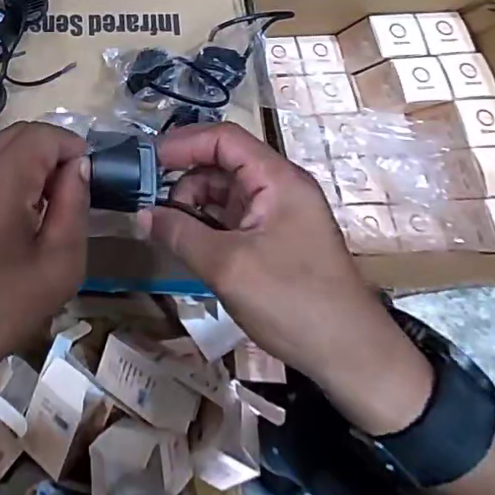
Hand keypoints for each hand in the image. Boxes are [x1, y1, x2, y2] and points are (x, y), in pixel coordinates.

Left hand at [0, 121, 89, 378]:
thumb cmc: (4, 306)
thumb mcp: (60, 262)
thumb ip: (74, 203)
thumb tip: (77, 165)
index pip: (41, 135)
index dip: (70, 147)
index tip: (85, 177)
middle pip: (16, 134)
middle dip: (48, 150)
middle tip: (65, 190)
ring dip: (22, 160)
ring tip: (37, 201)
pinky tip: (4, 211)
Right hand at [144, 122, 432, 433]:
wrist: (352, 356)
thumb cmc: (293, 302)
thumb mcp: (227, 267)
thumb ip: (180, 234)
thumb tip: (142, 215)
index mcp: (278, 179)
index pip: (224, 138)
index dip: (183, 143)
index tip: (148, 161)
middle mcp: (279, 187)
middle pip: (223, 162)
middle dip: (184, 177)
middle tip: (150, 202)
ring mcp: (278, 213)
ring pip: (224, 191)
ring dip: (193, 203)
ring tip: (167, 229)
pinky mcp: (275, 238)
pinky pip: (232, 217)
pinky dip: (206, 224)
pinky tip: (187, 242)